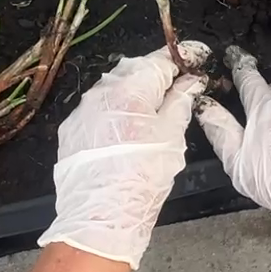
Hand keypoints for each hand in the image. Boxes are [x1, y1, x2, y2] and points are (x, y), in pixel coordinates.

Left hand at [37, 41, 209, 267]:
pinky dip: (116, 111)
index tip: (197, 56)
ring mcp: (83, 110)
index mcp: (130, 88)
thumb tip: (190, 81)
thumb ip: (181, 101)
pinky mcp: (73, 129)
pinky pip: (99, 110)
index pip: (159, 59)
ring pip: (114, 90)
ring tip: (154, 107)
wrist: (101, 215)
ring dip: (135, 93)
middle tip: (180, 83)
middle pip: (134, 71)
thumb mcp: (172, 136)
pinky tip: (127, 129)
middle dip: (157, 73)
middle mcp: (101, 91)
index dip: (181, 56)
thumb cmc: (142, 176)